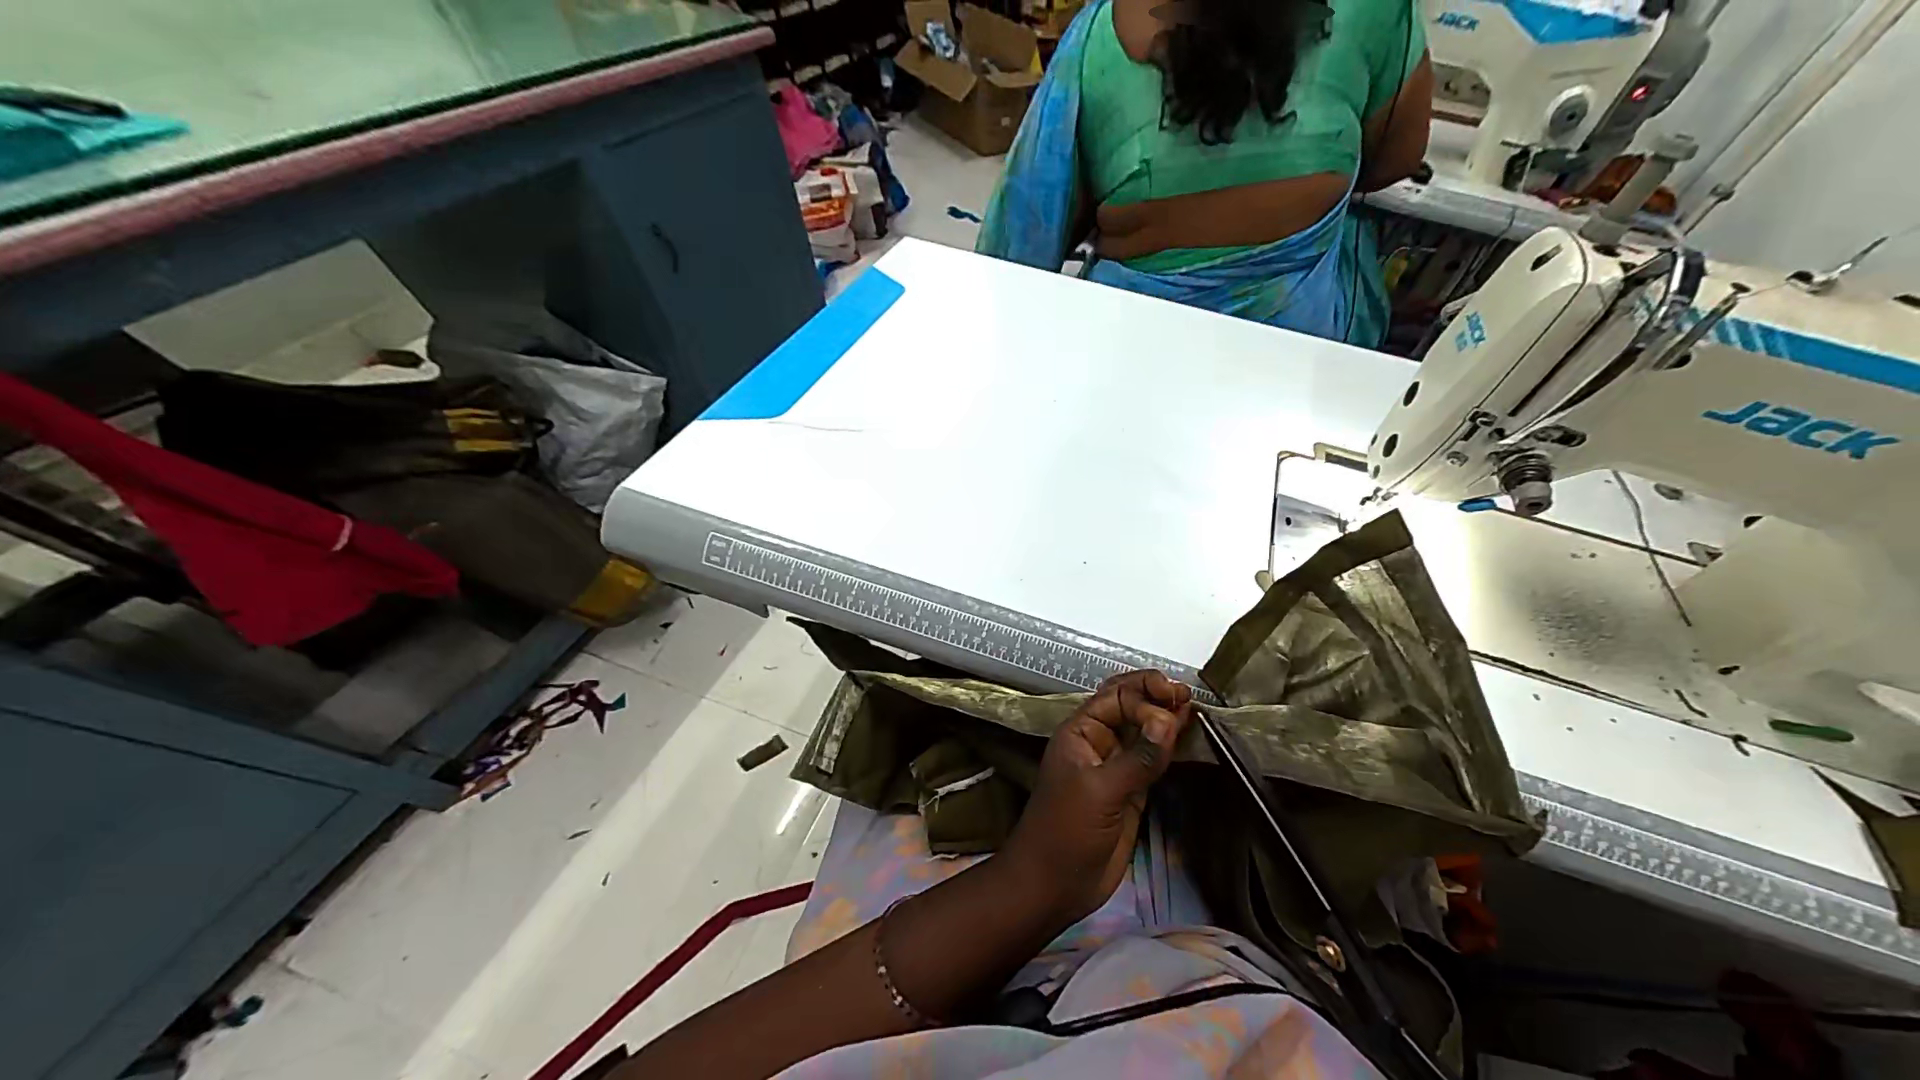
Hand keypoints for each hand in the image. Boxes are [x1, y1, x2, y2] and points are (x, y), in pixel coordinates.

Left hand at [1001, 671, 1193, 922]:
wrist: (1054, 883)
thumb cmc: (1066, 831)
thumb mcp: (1101, 791)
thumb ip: (1137, 757)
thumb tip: (1168, 719)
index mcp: (1079, 732)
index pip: (1115, 698)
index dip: (1144, 697)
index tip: (1171, 709)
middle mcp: (1097, 742)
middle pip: (1127, 706)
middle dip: (1154, 696)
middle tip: (1185, 694)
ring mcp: (1115, 766)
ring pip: (1142, 731)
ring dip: (1165, 718)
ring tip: (1192, 707)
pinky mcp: (1131, 790)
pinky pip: (1152, 760)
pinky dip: (1169, 747)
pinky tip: (1187, 736)